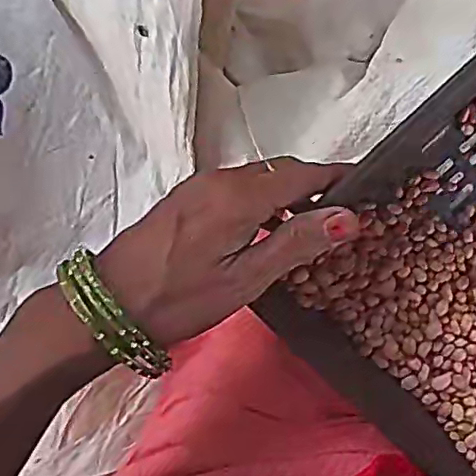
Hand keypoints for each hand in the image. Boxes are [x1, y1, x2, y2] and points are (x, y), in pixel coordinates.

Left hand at [95, 158, 358, 344]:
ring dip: (293, 190)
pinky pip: (241, 184)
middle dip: (319, 183)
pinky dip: (267, 196)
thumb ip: (297, 243)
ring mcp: (201, 185)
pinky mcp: (189, 196)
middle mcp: (221, 178)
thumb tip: (349, 217)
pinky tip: (272, 225)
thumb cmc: (178, 299)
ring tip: (316, 221)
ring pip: (262, 176)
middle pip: (284, 169)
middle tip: (348, 210)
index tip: (370, 186)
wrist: (104, 305)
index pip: (304, 173)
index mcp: (239, 195)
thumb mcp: (245, 279)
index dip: (339, 177)